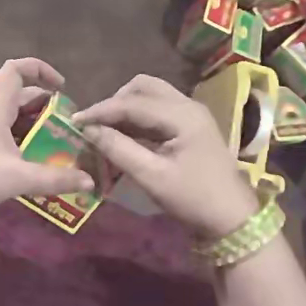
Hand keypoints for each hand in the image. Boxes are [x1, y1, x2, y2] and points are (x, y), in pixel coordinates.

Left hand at [0, 58, 93, 220]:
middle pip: (17, 92)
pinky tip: (36, 156)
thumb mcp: (19, 178)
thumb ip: (56, 179)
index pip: (15, 69)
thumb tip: (89, 181)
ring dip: (34, 120)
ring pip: (11, 113)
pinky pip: (4, 131)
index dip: (39, 68)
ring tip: (58, 138)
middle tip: (67, 119)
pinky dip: (23, 136)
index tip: (61, 86)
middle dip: (44, 101)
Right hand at [74, 75, 260, 238]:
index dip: (100, 110)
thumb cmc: (192, 198)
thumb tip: (88, 130)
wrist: (232, 218)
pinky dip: (138, 117)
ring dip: (127, 107)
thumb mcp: (151, 176)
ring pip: (152, 95)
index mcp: (182, 115)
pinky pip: (159, 110)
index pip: (132, 102)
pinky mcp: (191, 126)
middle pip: (143, 87)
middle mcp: (188, 106)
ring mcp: (192, 114)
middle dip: (115, 102)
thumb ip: (118, 149)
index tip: (74, 121)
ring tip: (107, 130)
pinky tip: (125, 136)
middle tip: (95, 125)